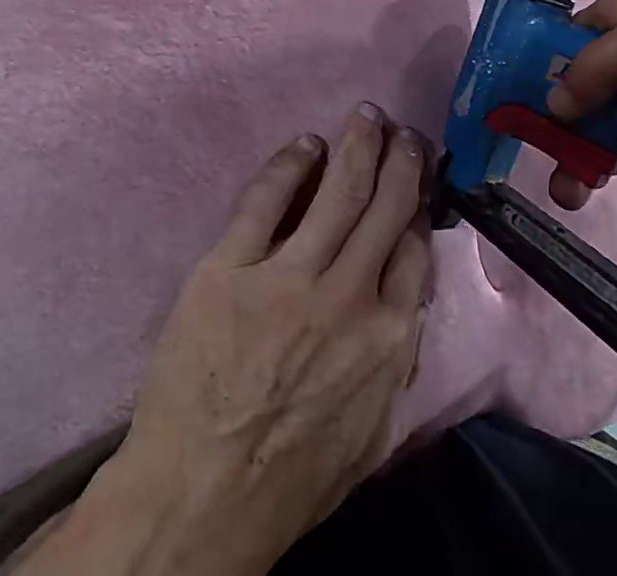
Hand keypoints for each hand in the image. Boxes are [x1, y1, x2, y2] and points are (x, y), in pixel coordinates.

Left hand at [14, 104, 431, 575]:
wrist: (197, 500)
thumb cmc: (292, 476)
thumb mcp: (373, 431)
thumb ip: (398, 360)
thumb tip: (406, 302)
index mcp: (388, 336)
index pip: (414, 250)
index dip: (418, 208)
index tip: (418, 184)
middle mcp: (349, 296)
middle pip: (385, 207)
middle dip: (401, 161)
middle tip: (403, 132)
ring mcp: (288, 279)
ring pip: (337, 192)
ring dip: (356, 146)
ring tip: (365, 116)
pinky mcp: (228, 271)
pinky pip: (264, 202)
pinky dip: (288, 166)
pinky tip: (304, 145)